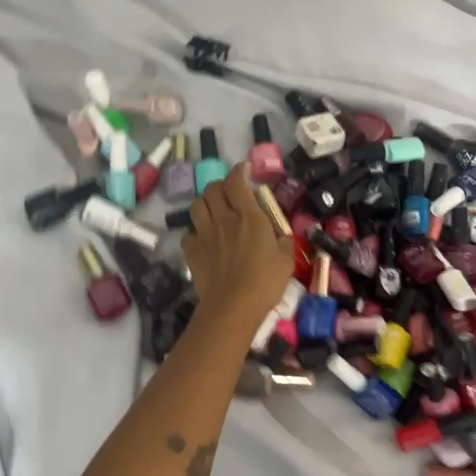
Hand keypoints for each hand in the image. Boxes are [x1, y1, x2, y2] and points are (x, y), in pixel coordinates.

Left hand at [182, 164, 294, 325]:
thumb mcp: (286, 260)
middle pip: (213, 189)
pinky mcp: (192, 252)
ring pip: (197, 205)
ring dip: (205, 203)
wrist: (233, 306)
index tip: (243, 169)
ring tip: (214, 211)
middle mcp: (224, 219)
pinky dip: (195, 233)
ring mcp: (204, 234)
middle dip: (221, 186)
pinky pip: (189, 234)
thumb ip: (284, 242)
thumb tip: (283, 236)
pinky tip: (204, 240)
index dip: (239, 171)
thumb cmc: (265, 281)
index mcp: (249, 216)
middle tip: (230, 193)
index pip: (237, 182)